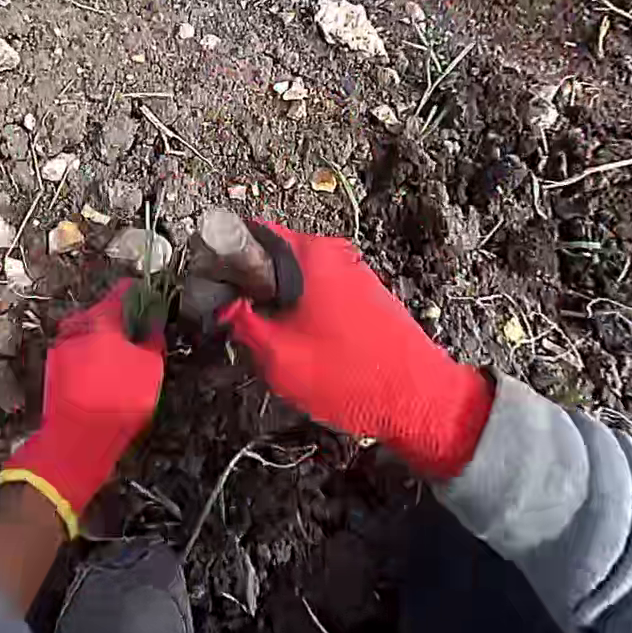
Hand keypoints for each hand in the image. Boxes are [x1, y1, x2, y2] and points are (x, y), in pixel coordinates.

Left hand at [0, 280, 162, 537]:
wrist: (74, 441)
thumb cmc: (115, 401)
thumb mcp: (150, 369)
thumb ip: (153, 340)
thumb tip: (154, 326)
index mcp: (102, 318)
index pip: (125, 290)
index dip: (142, 295)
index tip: (152, 304)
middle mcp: (78, 325)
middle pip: (106, 311)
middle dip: (124, 322)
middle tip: (142, 337)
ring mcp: (62, 346)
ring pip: (91, 333)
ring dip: (107, 341)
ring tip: (125, 362)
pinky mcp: (54, 368)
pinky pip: (80, 352)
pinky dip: (93, 358)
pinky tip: (106, 378)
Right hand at [219, 226, 492, 478]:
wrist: (422, 400)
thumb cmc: (350, 376)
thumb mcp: (279, 355)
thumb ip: (241, 322)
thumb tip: (219, 304)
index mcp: (310, 255)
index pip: (249, 232)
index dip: (221, 256)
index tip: (209, 285)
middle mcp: (332, 253)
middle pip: (271, 253)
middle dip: (248, 283)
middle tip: (235, 319)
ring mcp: (351, 270)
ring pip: (293, 274)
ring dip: (274, 298)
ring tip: (267, 336)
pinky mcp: (362, 290)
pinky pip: (316, 287)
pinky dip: (298, 305)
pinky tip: (298, 340)